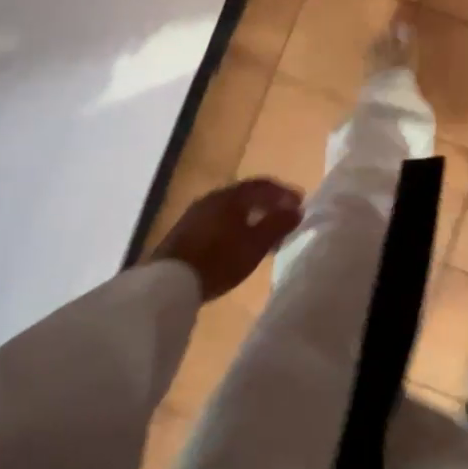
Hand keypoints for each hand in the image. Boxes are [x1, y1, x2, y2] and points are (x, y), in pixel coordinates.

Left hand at [149, 178, 303, 300]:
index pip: (263, 185)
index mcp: (231, 196)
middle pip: (246, 195)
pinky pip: (218, 220)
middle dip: (268, 204)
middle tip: (284, 217)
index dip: (284, 193)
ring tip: (264, 233)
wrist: (167, 283)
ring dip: (251, 216)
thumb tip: (296, 210)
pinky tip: (239, 242)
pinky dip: (235, 225)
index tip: (300, 204)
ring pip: (231, 209)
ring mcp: (196, 214)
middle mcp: (213, 198)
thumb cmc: (219, 259)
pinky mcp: (185, 232)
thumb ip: (278, 224)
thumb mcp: (256, 244)